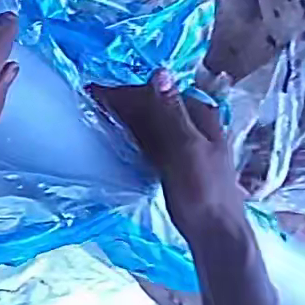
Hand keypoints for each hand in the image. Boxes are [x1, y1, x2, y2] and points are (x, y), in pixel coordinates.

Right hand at [91, 70, 248, 239]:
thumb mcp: (187, 147)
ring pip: (150, 124)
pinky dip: (132, 137)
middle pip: (153, 107)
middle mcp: (193, 124)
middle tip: (88, 103)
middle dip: (122, 103)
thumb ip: (171, 111)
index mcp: (200, 115)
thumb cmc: (204, 190)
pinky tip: (115, 138)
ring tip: (95, 117)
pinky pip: (149, 142)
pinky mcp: (174, 163)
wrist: (216, 232)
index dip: (126, 92)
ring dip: (125, 119)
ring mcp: (184, 144)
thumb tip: (159, 71)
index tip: (94, 92)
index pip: (157, 93)